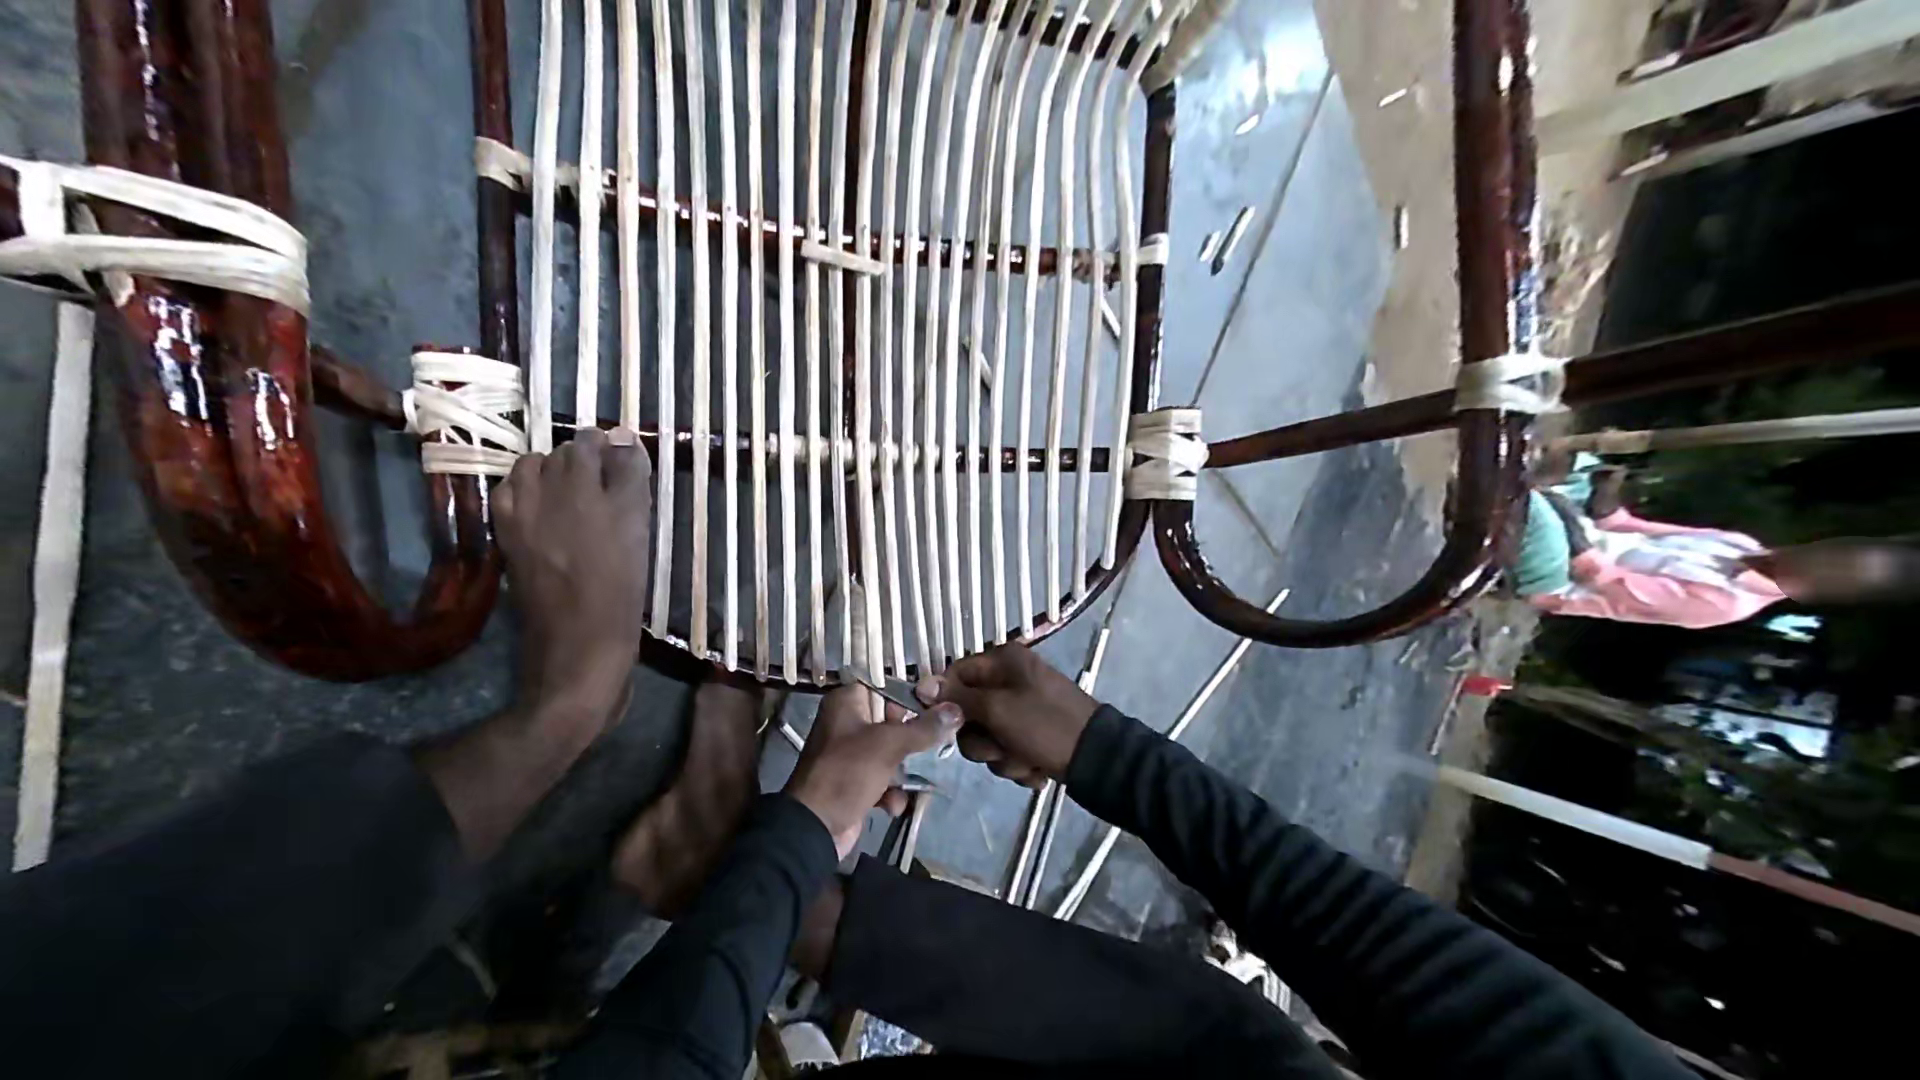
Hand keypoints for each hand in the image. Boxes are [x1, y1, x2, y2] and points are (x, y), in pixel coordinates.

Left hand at [494, 428, 652, 726]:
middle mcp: (544, 495)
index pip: (594, 442)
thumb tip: (623, 439)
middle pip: (564, 453)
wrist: (579, 648)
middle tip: (612, 483)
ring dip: (558, 471)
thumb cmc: (621, 593)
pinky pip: (514, 496)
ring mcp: (518, 517)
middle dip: (587, 457)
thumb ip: (631, 481)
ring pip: (535, 470)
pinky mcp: (506, 539)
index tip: (630, 462)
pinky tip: (550, 511)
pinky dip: (531, 491)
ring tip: (581, 495)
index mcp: (582, 491)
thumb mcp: (637, 534)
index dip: (614, 447)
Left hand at [786, 687, 960, 857]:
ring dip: (904, 768)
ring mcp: (850, 756)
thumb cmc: (847, 772)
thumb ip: (924, 728)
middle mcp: (846, 724)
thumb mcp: (889, 745)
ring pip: (891, 751)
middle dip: (913, 736)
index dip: (910, 694)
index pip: (885, 685)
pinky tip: (893, 804)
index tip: (938, 705)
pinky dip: (891, 792)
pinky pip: (883, 778)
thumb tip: (957, 710)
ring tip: (917, 776)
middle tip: (937, 741)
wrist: (813, 828)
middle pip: (891, 720)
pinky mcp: (854, 783)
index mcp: (846, 703)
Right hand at [915, 644, 1097, 788]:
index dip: (947, 702)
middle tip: (1002, 744)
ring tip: (1028, 758)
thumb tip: (920, 684)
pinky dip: (1021, 764)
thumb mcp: (998, 710)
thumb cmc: (1047, 726)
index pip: (955, 675)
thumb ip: (958, 698)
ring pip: (987, 739)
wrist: (1100, 761)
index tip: (943, 725)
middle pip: (969, 714)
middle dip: (984, 740)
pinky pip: (1008, 752)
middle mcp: (1011, 681)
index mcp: (1004, 662)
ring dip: (1004, 757)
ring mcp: (1023, 710)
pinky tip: (1039, 767)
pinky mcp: (1033, 737)